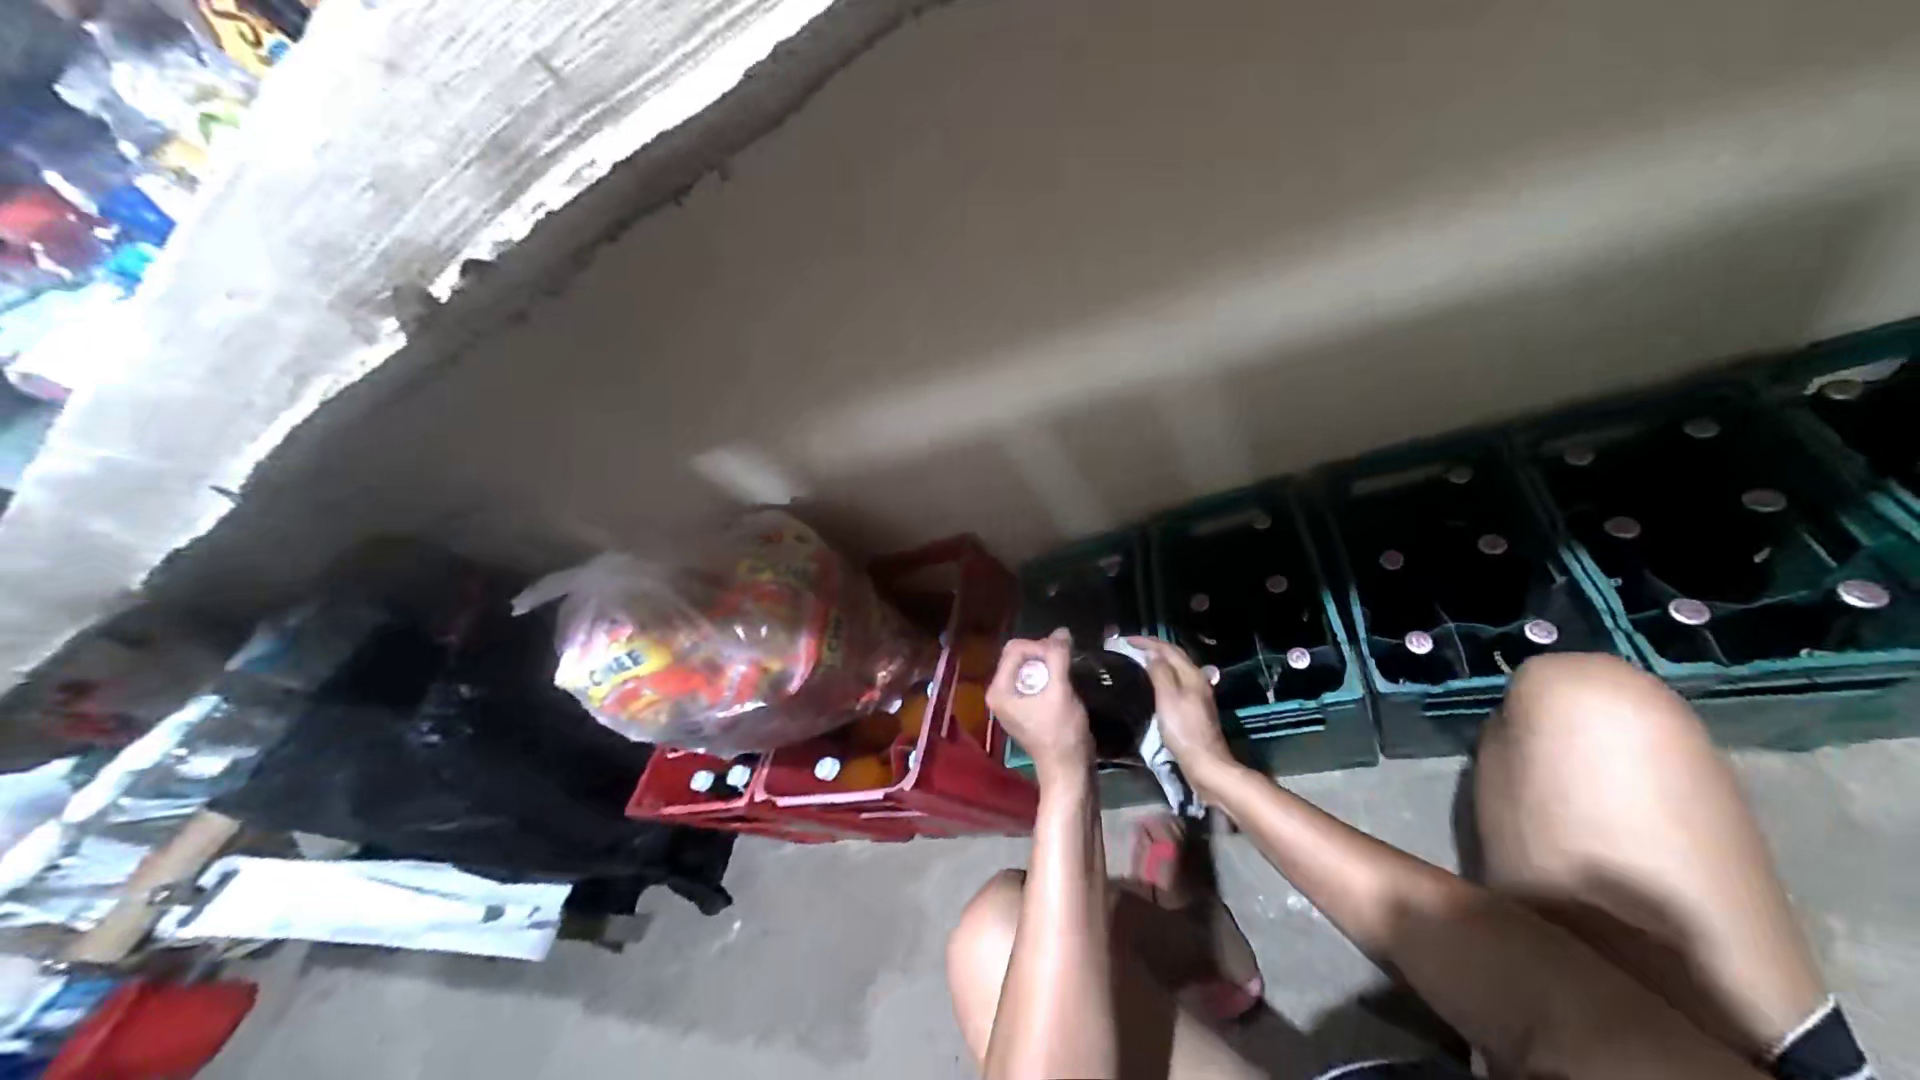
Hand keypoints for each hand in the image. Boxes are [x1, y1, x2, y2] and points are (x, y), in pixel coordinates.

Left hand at [986, 629, 1093, 781]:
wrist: (1069, 770)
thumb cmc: (1061, 732)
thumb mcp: (1060, 690)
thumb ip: (1057, 657)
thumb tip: (1061, 632)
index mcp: (999, 690)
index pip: (1015, 648)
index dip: (1040, 646)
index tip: (1062, 656)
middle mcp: (999, 693)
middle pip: (1019, 656)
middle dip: (1043, 653)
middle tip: (1066, 661)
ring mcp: (1012, 702)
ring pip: (1029, 667)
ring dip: (1048, 664)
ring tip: (1067, 671)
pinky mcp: (1026, 708)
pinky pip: (1034, 681)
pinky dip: (1049, 676)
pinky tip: (1064, 682)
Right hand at [1126, 637, 1239, 788]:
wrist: (1205, 762)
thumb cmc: (1183, 729)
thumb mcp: (1168, 697)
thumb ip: (1160, 672)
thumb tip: (1152, 653)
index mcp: (1191, 674)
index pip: (1169, 649)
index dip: (1148, 642)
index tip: (1126, 640)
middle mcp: (1197, 680)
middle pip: (1175, 656)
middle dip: (1154, 648)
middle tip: (1131, 646)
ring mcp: (1198, 694)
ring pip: (1177, 668)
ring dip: (1159, 661)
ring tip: (1140, 660)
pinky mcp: (1195, 708)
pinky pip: (1177, 681)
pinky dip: (1164, 674)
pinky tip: (1156, 681)